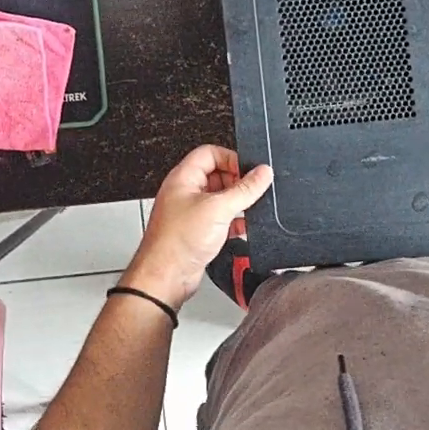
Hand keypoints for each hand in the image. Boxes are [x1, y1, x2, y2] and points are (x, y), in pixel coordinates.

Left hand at [121, 145, 273, 306]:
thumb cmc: (176, 241)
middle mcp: (185, 192)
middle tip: (249, 192)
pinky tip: (240, 228)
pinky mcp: (197, 230)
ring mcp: (191, 211)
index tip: (248, 171)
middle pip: (217, 175)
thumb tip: (262, 173)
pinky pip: (219, 218)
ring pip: (220, 198)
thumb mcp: (219, 209)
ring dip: (235, 204)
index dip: (231, 159)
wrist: (165, 276)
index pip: (210, 153)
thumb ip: (245, 189)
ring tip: (245, 211)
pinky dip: (232, 221)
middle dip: (236, 183)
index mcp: (184, 177)